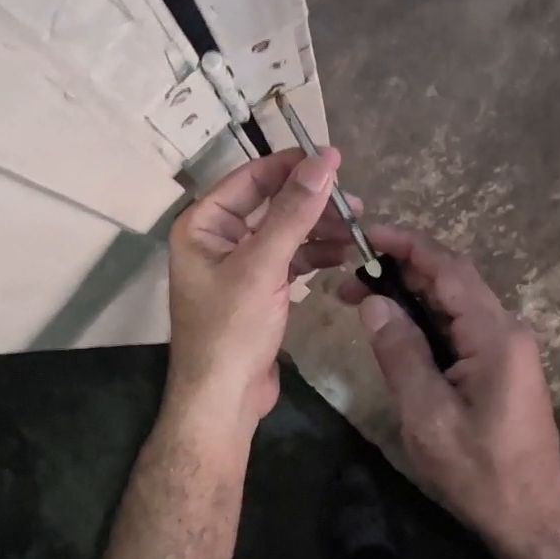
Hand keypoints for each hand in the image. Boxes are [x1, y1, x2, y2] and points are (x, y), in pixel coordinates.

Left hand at [167, 147, 359, 428]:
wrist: (223, 399)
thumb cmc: (231, 329)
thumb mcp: (262, 265)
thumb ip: (294, 212)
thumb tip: (324, 160)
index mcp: (202, 226)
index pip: (250, 179)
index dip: (291, 166)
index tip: (335, 159)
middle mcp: (216, 241)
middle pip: (270, 205)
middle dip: (311, 203)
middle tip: (354, 203)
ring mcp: (238, 267)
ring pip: (284, 234)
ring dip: (319, 230)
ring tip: (357, 230)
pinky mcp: (258, 292)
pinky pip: (289, 261)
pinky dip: (314, 256)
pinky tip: (343, 254)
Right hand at [338, 227, 559, 558]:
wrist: (531, 518)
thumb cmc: (479, 471)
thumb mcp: (427, 414)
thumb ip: (400, 353)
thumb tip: (374, 302)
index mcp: (494, 335)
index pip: (449, 269)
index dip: (406, 245)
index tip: (364, 235)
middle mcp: (505, 331)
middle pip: (452, 281)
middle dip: (400, 270)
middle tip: (347, 278)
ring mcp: (506, 350)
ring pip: (454, 305)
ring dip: (410, 295)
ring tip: (359, 299)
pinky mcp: (500, 369)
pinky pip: (459, 329)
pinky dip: (424, 321)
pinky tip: (394, 329)